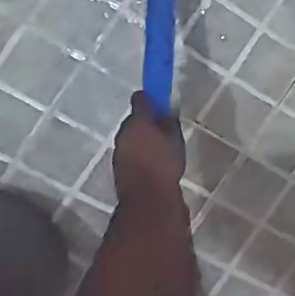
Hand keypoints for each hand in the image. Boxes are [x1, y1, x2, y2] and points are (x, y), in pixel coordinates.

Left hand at [113, 90, 184, 204]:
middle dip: (147, 121)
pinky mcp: (119, 164)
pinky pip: (130, 150)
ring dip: (143, 137)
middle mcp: (124, 131)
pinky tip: (152, 161)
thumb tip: (166, 112)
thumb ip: (169, 123)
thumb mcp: (175, 139)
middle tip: (164, 128)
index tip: (161, 102)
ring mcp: (119, 149)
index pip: (140, 98)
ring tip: (160, 148)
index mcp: (138, 121)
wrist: (147, 197)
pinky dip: (139, 151)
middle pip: (135, 119)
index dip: (151, 98)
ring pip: (131, 135)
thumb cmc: (164, 164)